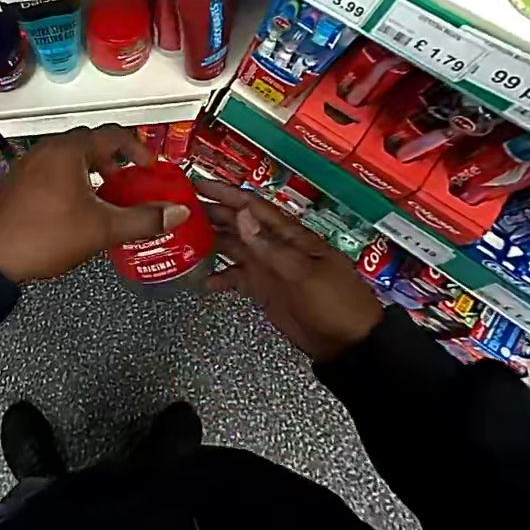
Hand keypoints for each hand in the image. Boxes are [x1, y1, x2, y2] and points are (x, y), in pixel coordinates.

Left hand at [0, 126, 190, 283]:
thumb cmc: (45, 236)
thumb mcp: (103, 228)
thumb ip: (143, 219)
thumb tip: (176, 213)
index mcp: (68, 151)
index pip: (112, 134)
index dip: (137, 149)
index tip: (149, 167)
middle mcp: (46, 150)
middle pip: (89, 143)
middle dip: (114, 161)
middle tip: (129, 182)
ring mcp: (27, 165)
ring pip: (68, 157)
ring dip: (91, 171)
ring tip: (105, 196)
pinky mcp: (16, 183)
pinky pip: (51, 171)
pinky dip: (70, 180)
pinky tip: (76, 208)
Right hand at [196, 179, 382, 361]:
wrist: (348, 345)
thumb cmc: (333, 302)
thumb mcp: (302, 273)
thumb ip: (268, 246)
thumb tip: (241, 214)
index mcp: (288, 235)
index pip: (253, 206)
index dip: (226, 193)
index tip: (199, 184)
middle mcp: (275, 246)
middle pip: (239, 223)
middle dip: (212, 213)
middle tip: (181, 208)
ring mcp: (269, 268)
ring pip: (234, 248)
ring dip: (211, 241)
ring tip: (184, 237)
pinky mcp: (264, 290)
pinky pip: (237, 278)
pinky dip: (219, 277)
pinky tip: (201, 280)